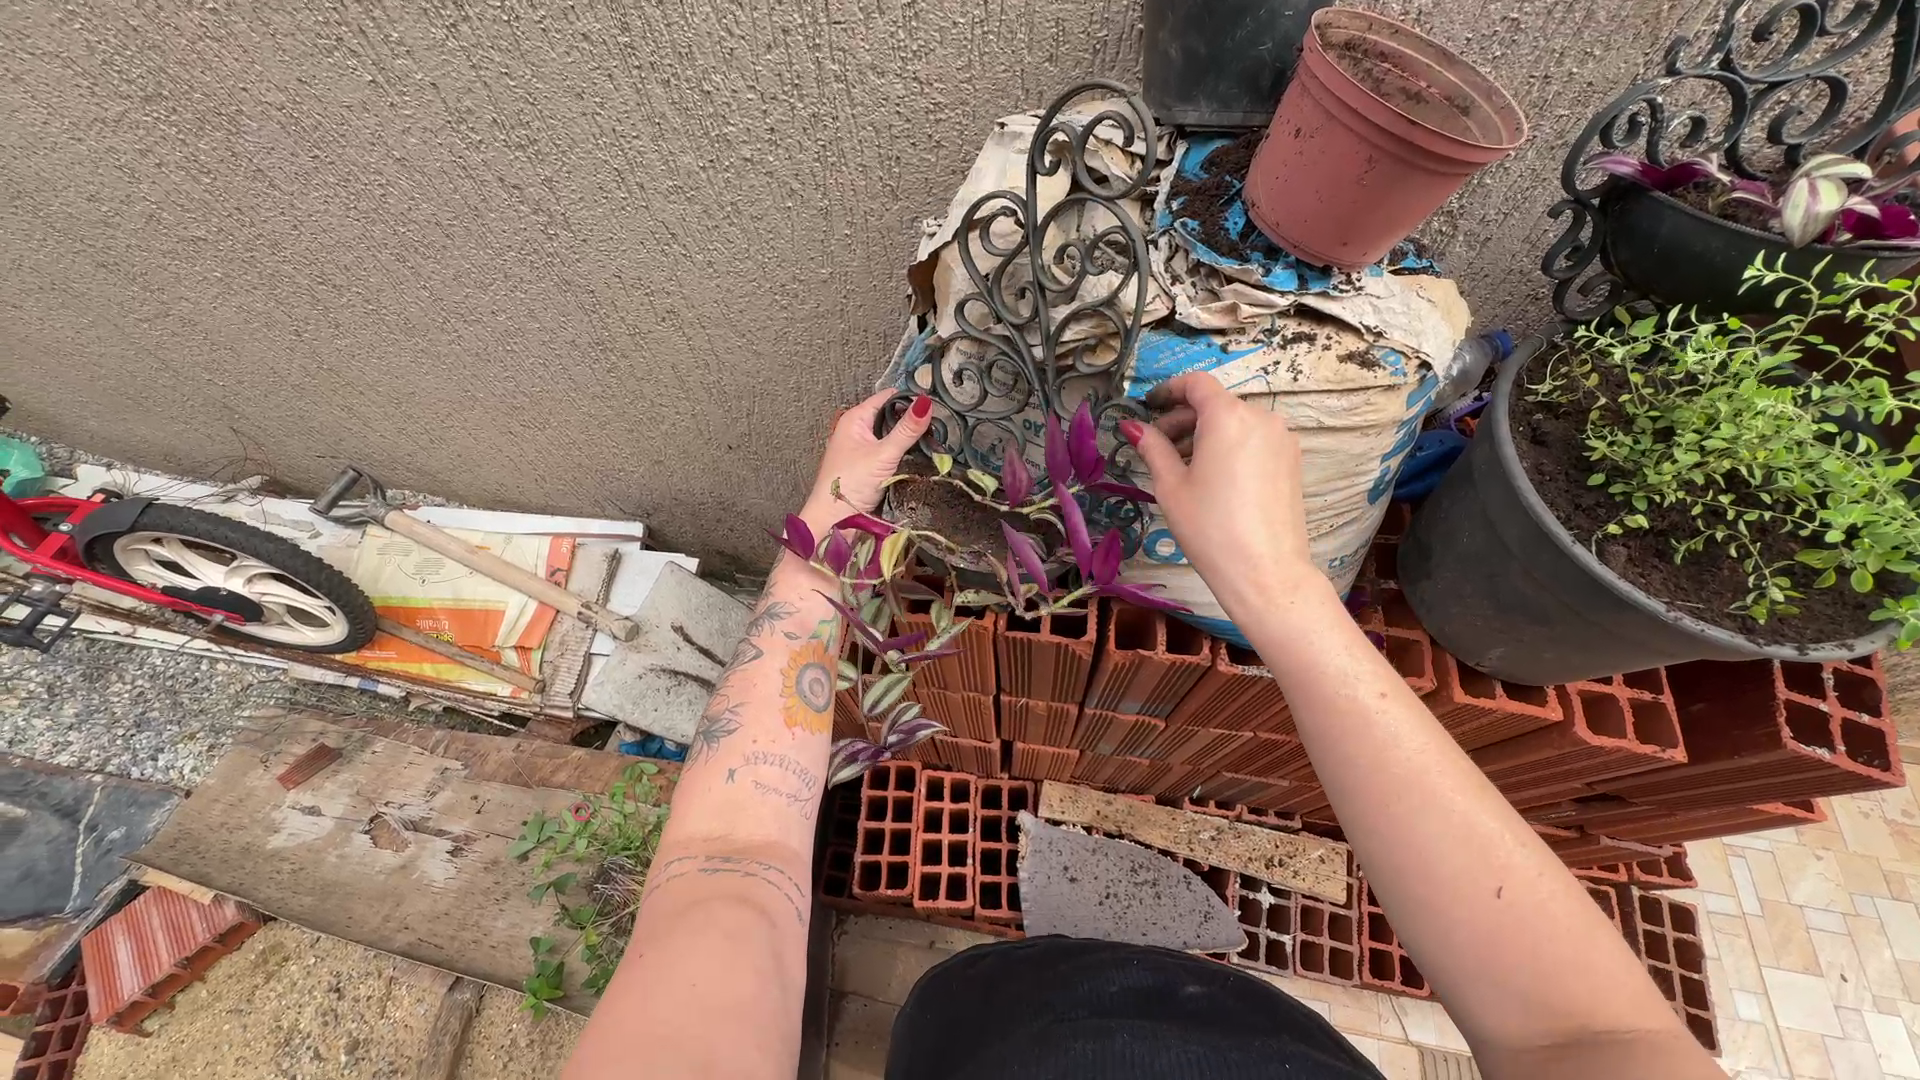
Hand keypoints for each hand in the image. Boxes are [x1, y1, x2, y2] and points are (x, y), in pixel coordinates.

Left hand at [800, 390, 933, 531]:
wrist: (834, 520)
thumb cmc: (849, 484)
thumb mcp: (883, 454)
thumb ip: (906, 430)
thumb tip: (926, 403)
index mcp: (855, 419)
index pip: (887, 397)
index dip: (910, 398)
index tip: (935, 402)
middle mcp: (858, 430)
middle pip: (891, 416)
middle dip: (912, 420)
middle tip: (941, 422)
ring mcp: (864, 449)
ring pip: (892, 436)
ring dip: (910, 439)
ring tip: (936, 438)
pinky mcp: (870, 467)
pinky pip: (891, 453)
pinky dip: (904, 453)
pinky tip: (921, 455)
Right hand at [1120, 373, 1318, 607]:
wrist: (1264, 570)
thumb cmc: (1209, 527)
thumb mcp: (1171, 486)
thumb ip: (1153, 448)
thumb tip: (1133, 427)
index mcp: (1228, 417)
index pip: (1197, 383)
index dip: (1169, 389)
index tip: (1149, 406)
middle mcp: (1261, 417)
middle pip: (1216, 404)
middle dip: (1184, 419)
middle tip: (1157, 446)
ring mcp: (1282, 438)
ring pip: (1235, 423)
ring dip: (1206, 435)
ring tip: (1183, 468)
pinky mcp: (1291, 460)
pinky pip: (1253, 440)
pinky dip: (1229, 447)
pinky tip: (1212, 478)